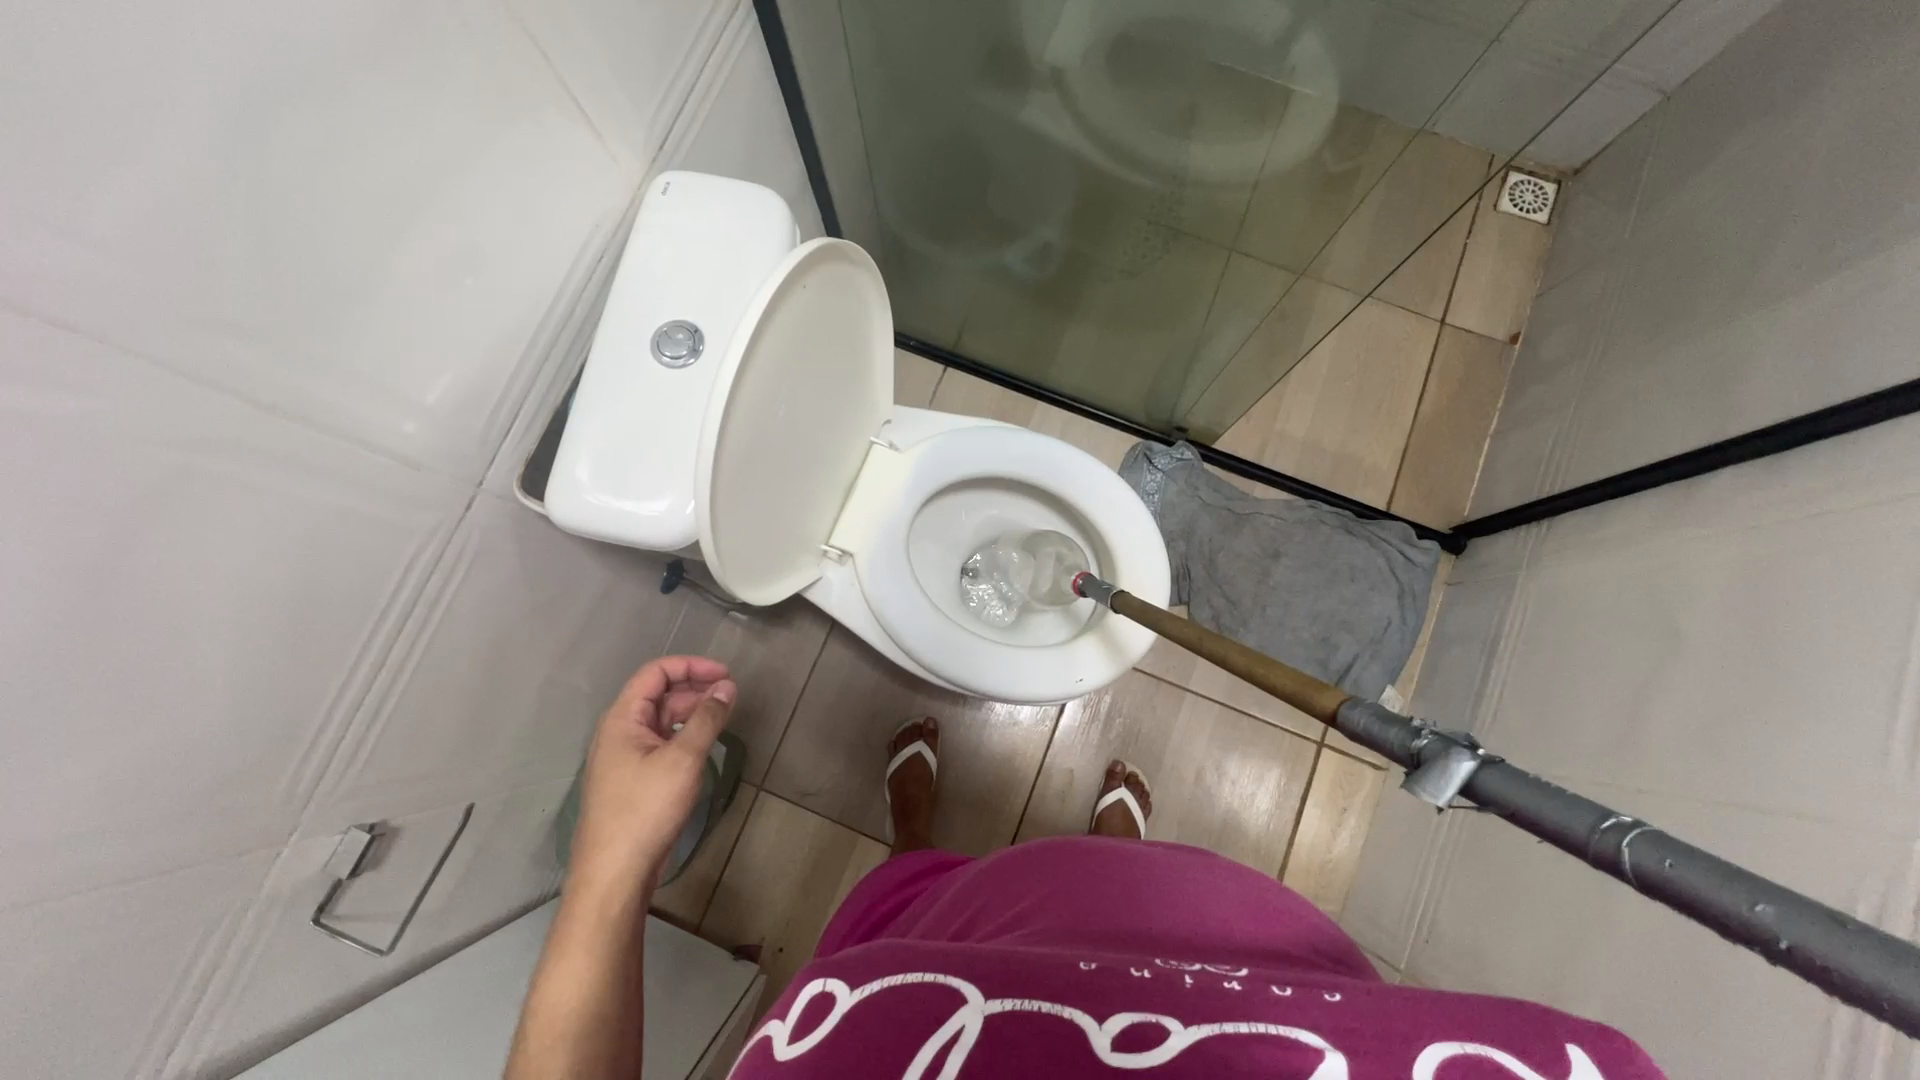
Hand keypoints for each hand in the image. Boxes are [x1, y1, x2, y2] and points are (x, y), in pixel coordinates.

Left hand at [570, 655, 735, 891]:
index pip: (656, 672)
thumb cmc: (646, 808)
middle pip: (659, 695)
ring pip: (662, 721)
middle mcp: (620, 731)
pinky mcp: (634, 780)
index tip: (726, 675)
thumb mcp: (684, 758)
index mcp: (623, 718)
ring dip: (692, 713)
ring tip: (723, 719)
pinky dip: (685, 737)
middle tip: (731, 697)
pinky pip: (661, 744)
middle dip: (695, 689)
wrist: (615, 871)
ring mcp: (625, 757)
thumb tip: (727, 686)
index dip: (692, 666)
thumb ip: (707, 718)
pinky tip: (704, 746)